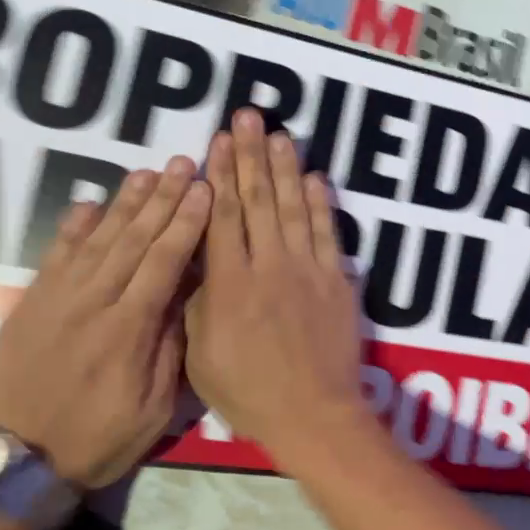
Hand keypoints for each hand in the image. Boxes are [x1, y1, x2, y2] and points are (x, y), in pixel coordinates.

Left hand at [0, 157, 209, 486]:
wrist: (13, 465)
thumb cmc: (97, 441)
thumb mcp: (153, 410)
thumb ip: (169, 351)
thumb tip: (186, 299)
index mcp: (127, 331)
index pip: (163, 263)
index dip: (187, 224)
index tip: (207, 191)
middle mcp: (91, 305)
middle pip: (132, 240)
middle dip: (162, 200)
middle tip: (184, 165)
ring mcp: (55, 302)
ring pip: (97, 240)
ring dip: (125, 203)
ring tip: (148, 172)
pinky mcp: (30, 306)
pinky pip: (54, 257)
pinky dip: (72, 227)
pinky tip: (89, 202)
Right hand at [185, 109, 365, 462]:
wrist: (313, 412)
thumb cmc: (248, 393)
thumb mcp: (199, 355)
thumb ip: (195, 304)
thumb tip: (193, 264)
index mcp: (227, 284)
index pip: (221, 217)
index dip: (219, 176)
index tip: (217, 143)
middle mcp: (268, 266)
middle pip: (258, 200)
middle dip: (251, 156)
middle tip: (247, 117)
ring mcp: (307, 271)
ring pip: (293, 208)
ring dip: (286, 169)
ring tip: (279, 135)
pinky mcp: (337, 281)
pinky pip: (327, 234)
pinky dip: (321, 205)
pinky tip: (315, 180)